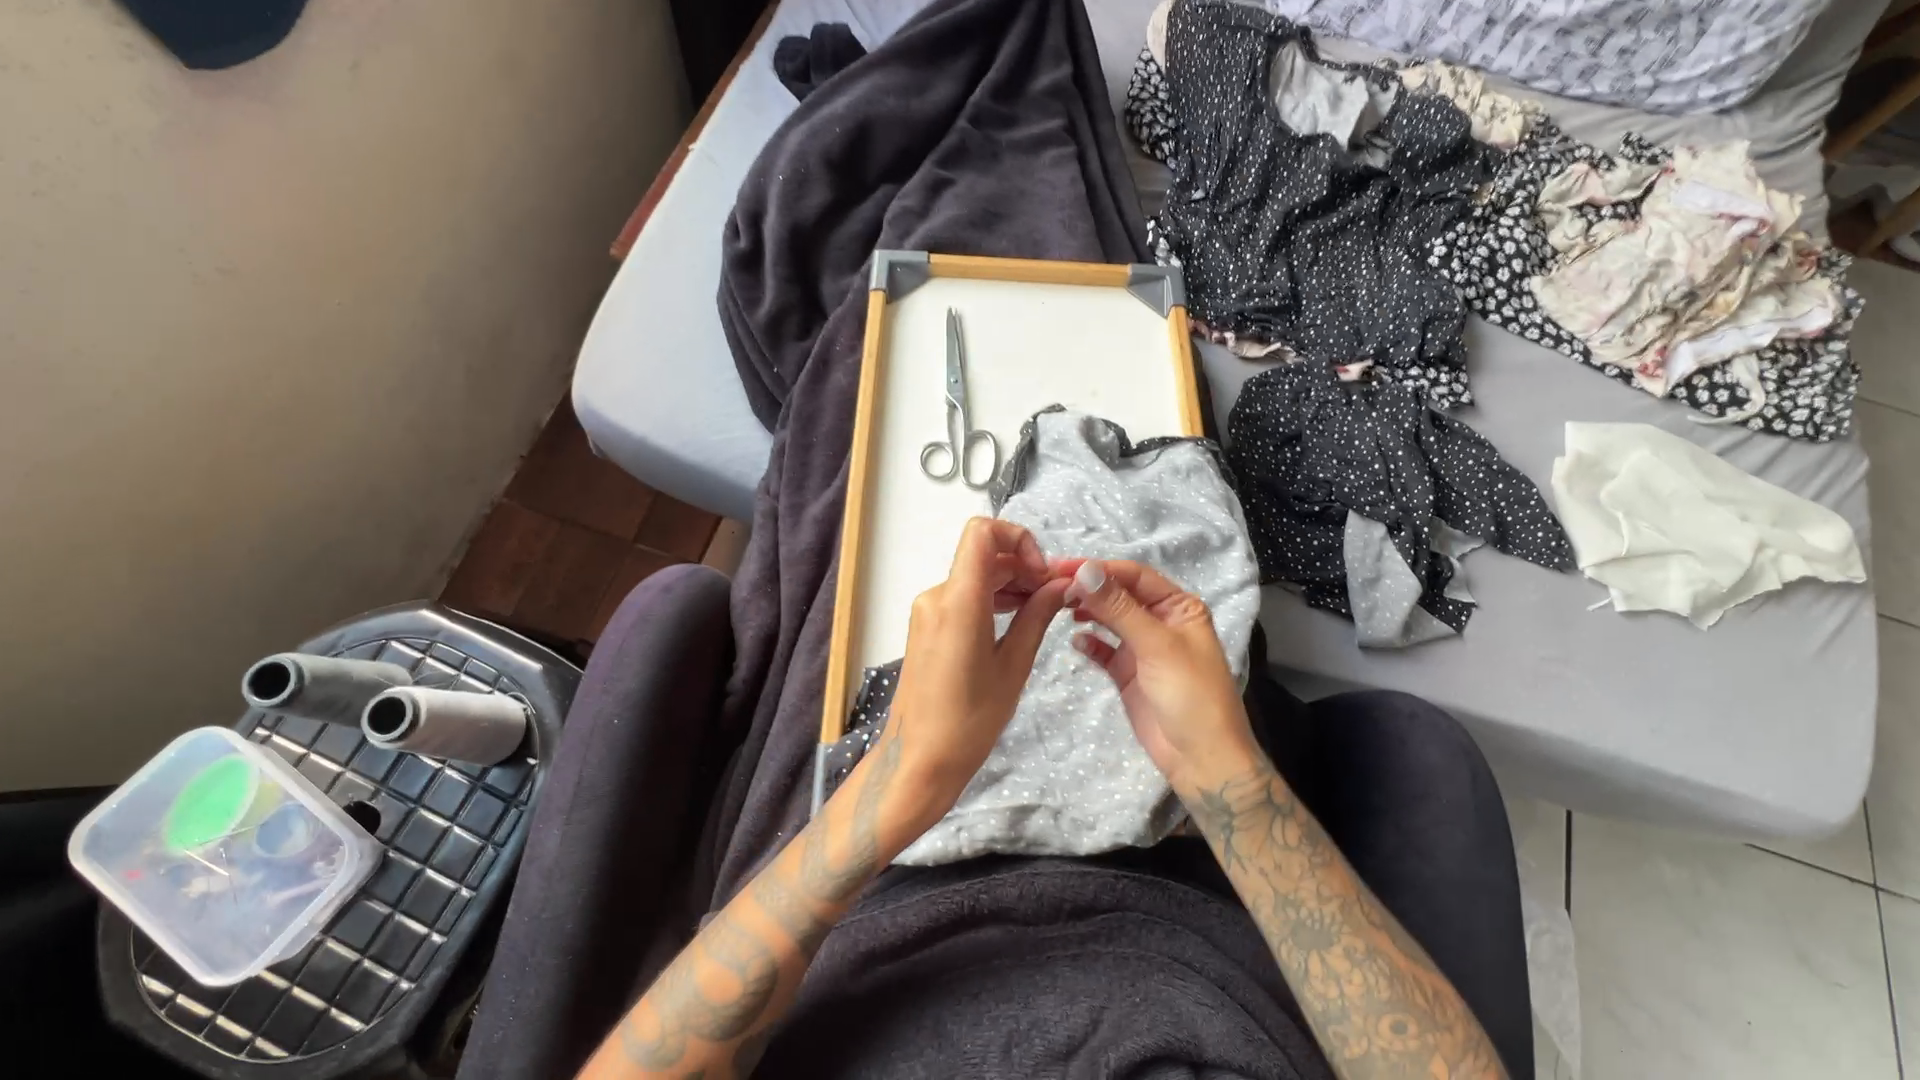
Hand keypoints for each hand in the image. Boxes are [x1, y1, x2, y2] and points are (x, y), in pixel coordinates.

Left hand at [873, 518, 1071, 845]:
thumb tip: (1060, 585)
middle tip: (1057, 597)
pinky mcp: (926, 627)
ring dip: (1010, 583)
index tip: (1042, 573)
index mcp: (958, 601)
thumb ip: (1036, 617)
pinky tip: (1018, 621)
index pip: (982, 532)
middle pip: (984, 556)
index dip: (1018, 538)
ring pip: (975, 576)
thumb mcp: (1013, 666)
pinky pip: (963, 597)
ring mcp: (927, 611)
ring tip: (1044, 611)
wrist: (918, 760)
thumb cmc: (970, 720)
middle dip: (1023, 566)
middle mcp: (937, 596)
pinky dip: (992, 600)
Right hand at [1057, 558, 1259, 798]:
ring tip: (1059, 608)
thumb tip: (1086, 570)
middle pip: (1119, 594)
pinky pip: (1104, 650)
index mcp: (1179, 607)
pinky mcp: (1129, 673)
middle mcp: (1162, 621)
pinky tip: (1076, 641)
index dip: (1099, 569)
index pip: (1134, 576)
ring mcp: (1144, 648)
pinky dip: (1089, 643)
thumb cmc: (1190, 694)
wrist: (1201, 758)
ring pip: (1110, 619)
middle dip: (1089, 588)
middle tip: (1052, 587)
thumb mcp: (1156, 645)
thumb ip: (1119, 608)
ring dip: (1088, 611)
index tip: (1061, 567)